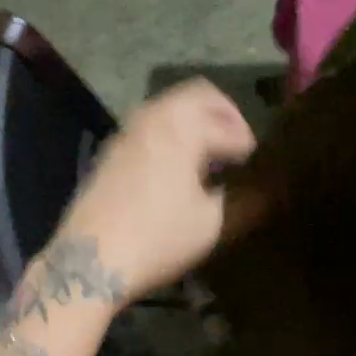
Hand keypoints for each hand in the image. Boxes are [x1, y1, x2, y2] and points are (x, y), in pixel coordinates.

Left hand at [52, 79, 256, 303]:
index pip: (228, 124)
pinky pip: (149, 127)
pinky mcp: (110, 152)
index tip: (257, 164)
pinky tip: (177, 170)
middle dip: (224, 115)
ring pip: (169, 108)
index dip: (248, 143)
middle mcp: (153, 116)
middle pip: (197, 95)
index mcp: (182, 126)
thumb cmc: (158, 238)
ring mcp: (126, 132)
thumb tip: (264, 189)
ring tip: (209, 157)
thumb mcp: (212, 224)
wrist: (91, 260)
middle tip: (238, 143)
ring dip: (194, 122)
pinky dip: (170, 135)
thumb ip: (245, 200)